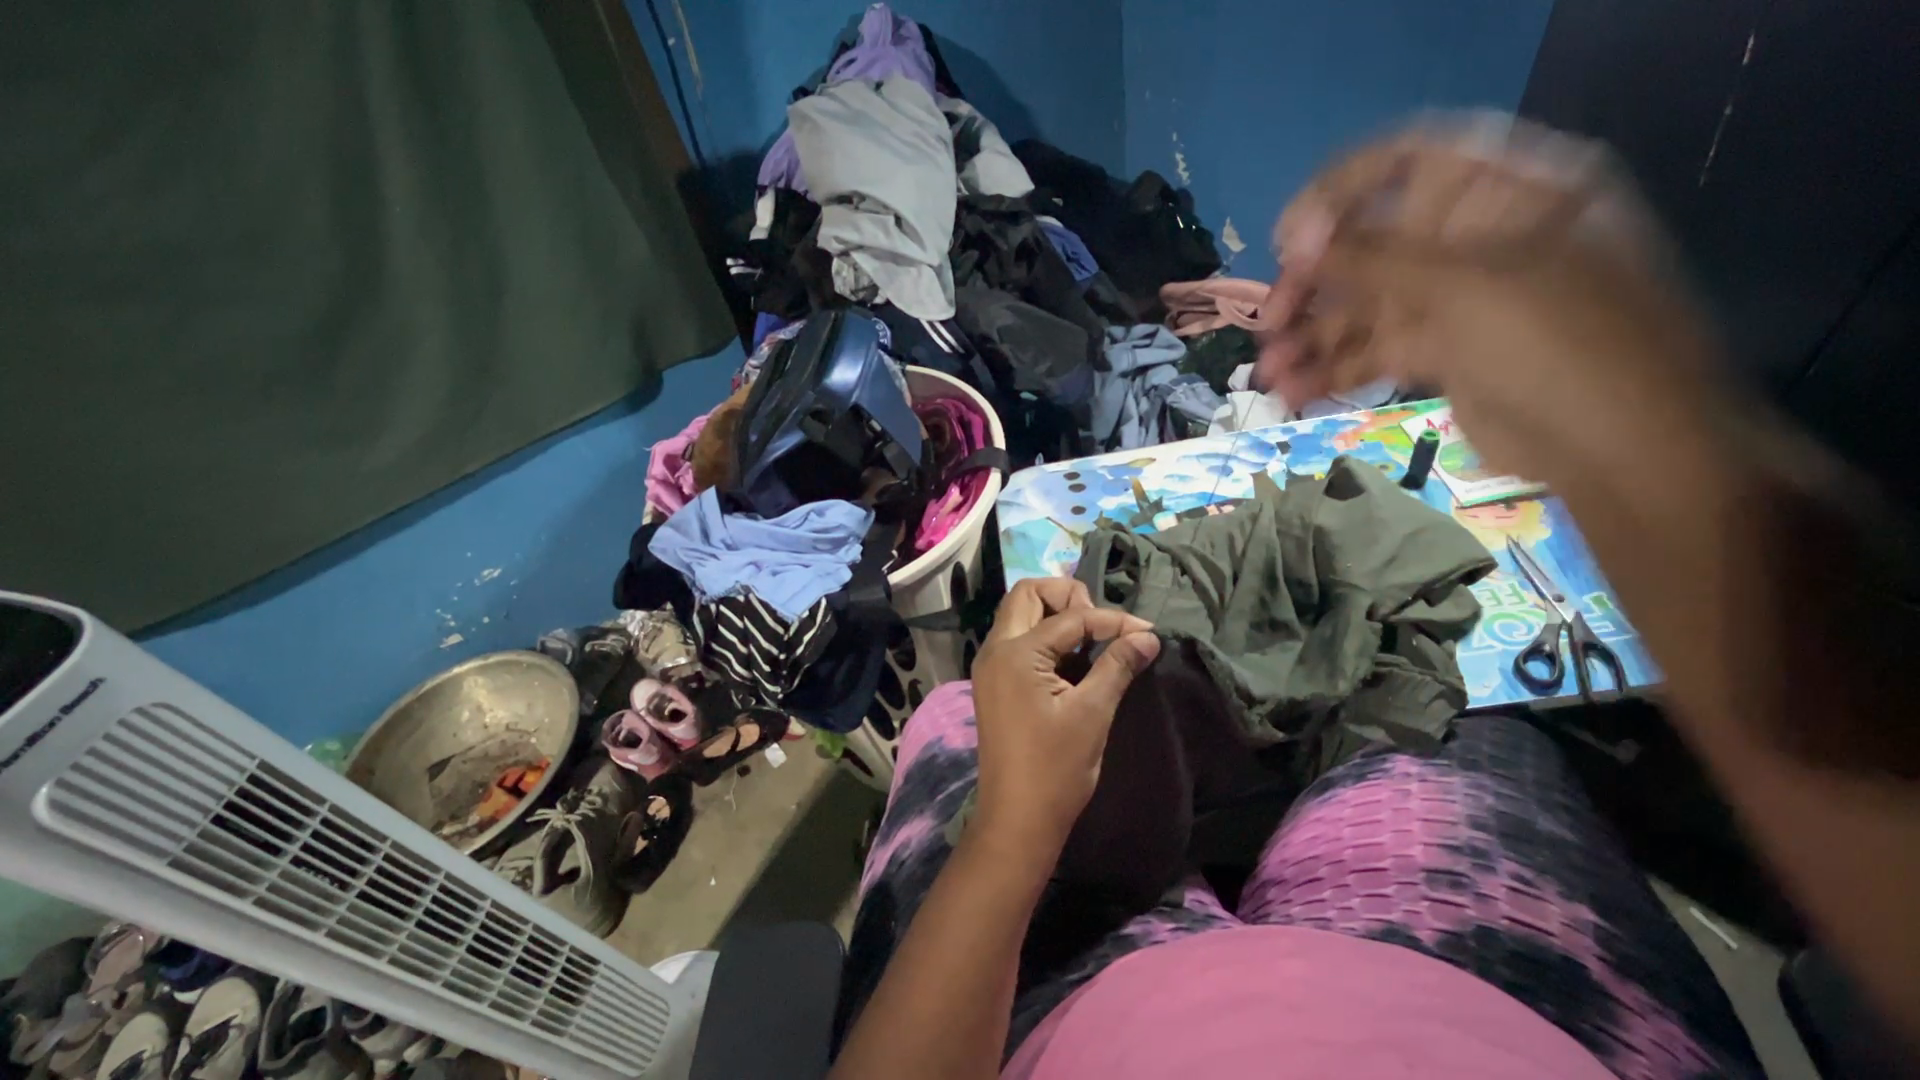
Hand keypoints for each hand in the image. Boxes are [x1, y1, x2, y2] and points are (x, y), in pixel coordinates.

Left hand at [969, 578, 1160, 862]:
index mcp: (1015, 653)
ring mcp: (991, 667)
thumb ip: (1118, 666)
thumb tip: (1147, 637)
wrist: (1017, 819)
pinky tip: (1075, 660)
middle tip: (1103, 625)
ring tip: (1094, 640)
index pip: (1069, 616)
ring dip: (1057, 616)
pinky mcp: (996, 684)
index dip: (1112, 620)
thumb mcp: (1093, 712)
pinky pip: (1018, 641)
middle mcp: (995, 650)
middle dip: (1069, 598)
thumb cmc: (1055, 768)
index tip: (1147, 633)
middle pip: (1028, 596)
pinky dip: (1046, 637)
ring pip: (1020, 616)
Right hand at [1255, 112, 1725, 490]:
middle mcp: (1476, 238)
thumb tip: (1297, 237)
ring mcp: (1459, 298)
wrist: (1622, 448)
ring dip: (1313, 336)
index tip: (1289, 241)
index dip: (1340, 194)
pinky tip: (1292, 392)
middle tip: (1270, 321)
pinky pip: (1375, 350)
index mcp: (1504, 194)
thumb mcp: (1466, 287)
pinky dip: (1333, 371)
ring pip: (1366, 303)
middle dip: (1315, 283)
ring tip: (1268, 372)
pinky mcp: (1444, 353)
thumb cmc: (1561, 346)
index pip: (1406, 164)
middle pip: (1373, 241)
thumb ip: (1374, 258)